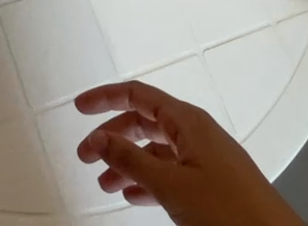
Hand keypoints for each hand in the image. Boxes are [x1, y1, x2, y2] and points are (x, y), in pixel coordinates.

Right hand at [75, 81, 302, 225]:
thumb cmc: (228, 212)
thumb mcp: (170, 185)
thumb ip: (130, 159)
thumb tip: (98, 138)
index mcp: (187, 121)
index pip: (137, 94)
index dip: (105, 98)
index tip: (79, 109)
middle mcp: (197, 133)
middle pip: (144, 121)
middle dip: (113, 136)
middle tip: (86, 155)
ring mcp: (207, 160)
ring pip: (156, 151)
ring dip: (128, 163)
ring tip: (105, 183)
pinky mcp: (215, 186)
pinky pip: (172, 172)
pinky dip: (148, 180)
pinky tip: (134, 196)